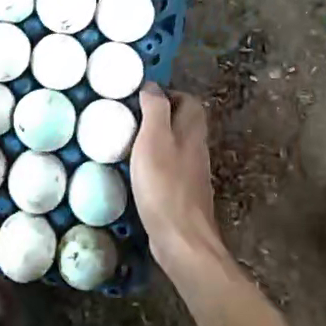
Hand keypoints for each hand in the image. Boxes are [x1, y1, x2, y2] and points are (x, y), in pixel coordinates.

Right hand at [133, 82, 219, 259]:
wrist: (182, 239)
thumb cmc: (164, 184)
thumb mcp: (154, 139)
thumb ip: (155, 109)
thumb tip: (152, 86)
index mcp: (192, 132)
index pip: (189, 101)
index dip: (169, 94)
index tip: (142, 98)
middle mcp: (197, 150)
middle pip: (185, 123)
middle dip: (161, 117)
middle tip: (131, 120)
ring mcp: (192, 175)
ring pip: (177, 147)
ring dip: (156, 141)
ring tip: (128, 144)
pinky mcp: (183, 196)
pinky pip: (170, 170)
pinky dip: (154, 165)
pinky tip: (136, 174)